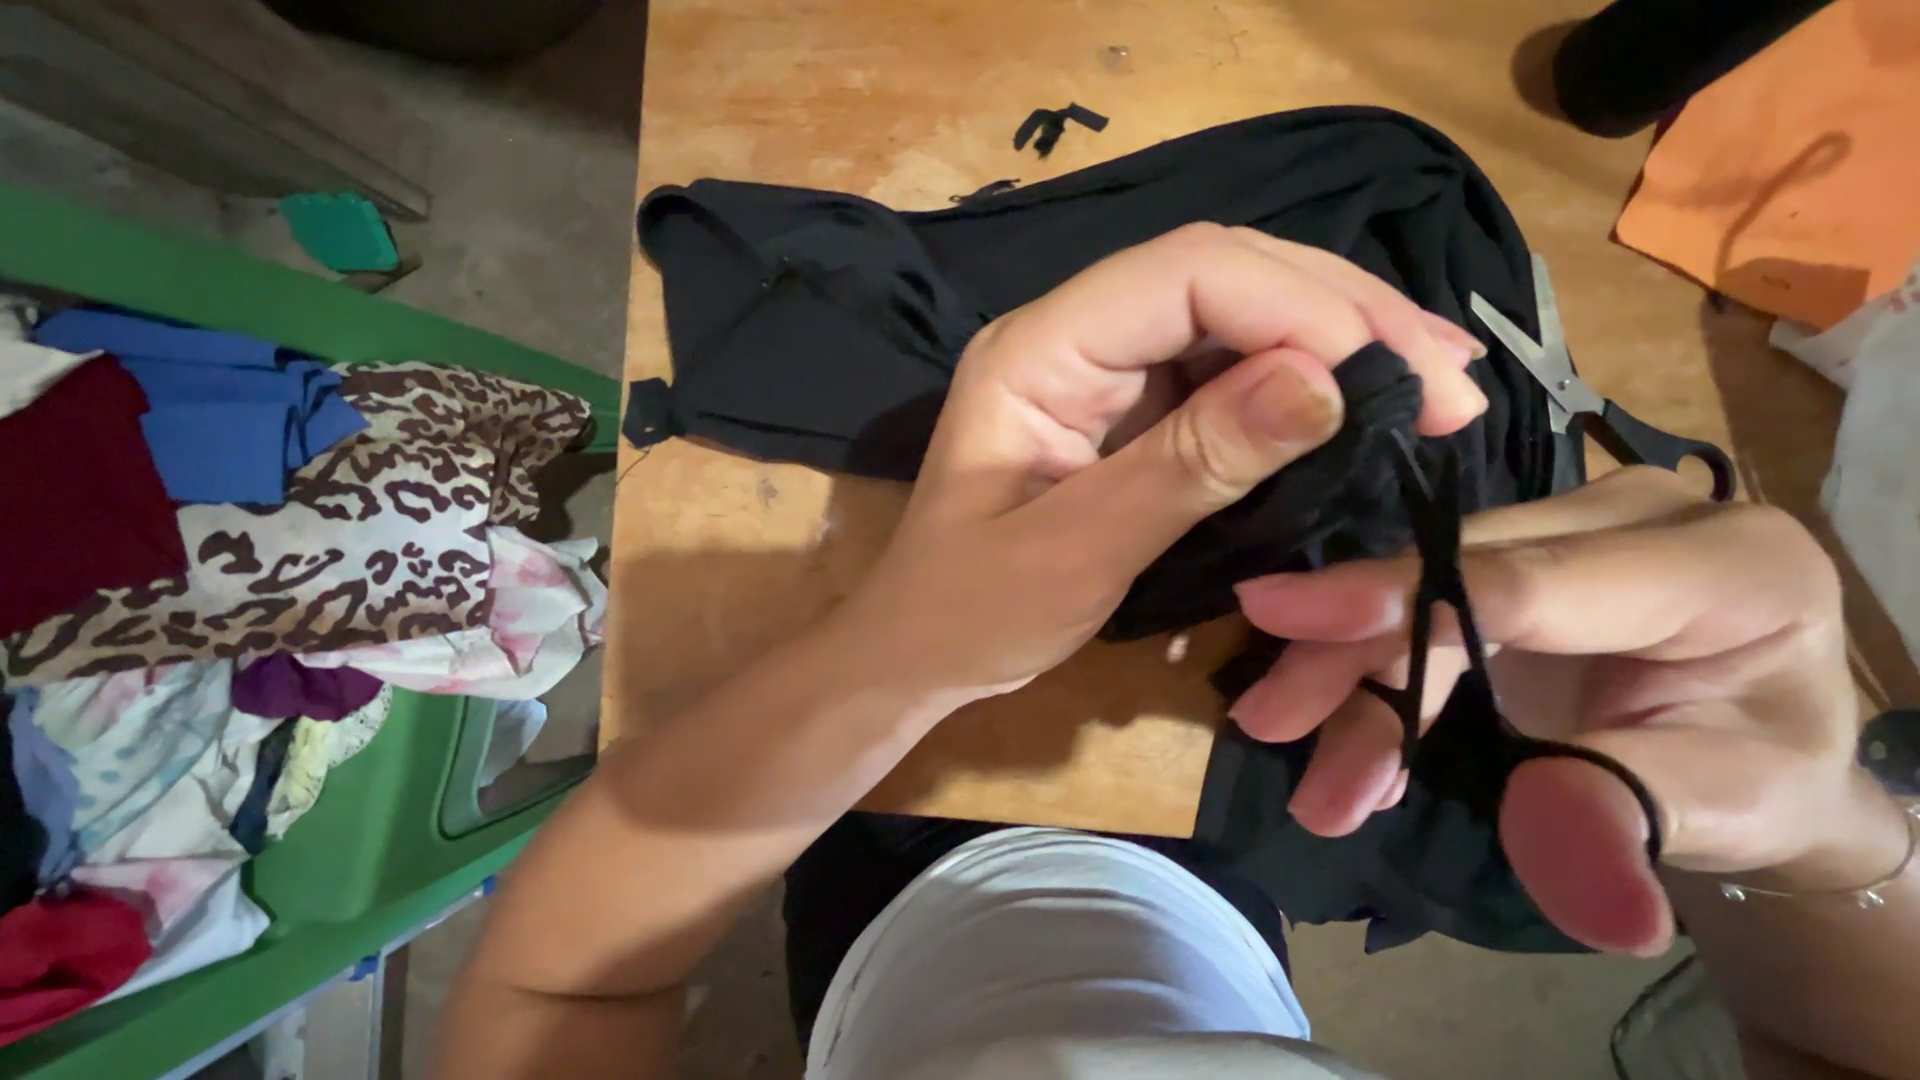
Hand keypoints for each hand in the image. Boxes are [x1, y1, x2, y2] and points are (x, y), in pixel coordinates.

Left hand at [826, 223, 1488, 703]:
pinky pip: (1227, 370)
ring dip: (1339, 338)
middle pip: (1221, 275)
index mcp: (1037, 350)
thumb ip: (1188, 466)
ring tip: (1439, 379)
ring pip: (1236, 314)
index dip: (1296, 307)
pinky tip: (1368, 401)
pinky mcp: (1129, 410)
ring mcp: (1102, 367)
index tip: (1391, 378)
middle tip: (1452, 374)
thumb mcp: (1074, 551)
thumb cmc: (971, 613)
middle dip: (1340, 313)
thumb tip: (1324, 386)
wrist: (922, 648)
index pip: (1182, 274)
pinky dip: (1303, 382)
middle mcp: (1072, 335)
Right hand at [1229, 466, 1886, 954]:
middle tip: (1267, 723)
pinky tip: (1352, 748)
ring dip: (1350, 685)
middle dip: (1348, 658)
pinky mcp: (1495, 557)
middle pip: (1443, 578)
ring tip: (1324, 787)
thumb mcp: (1730, 808)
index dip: (1398, 597)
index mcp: (1719, 563)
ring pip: (1410, 594)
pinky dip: (1368, 685)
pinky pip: (1407, 610)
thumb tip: (1562, 868)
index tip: (1276, 611)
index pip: (1528, 578)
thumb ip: (1636, 817)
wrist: (1738, 745)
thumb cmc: (1752, 771)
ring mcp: (1547, 530)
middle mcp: (1619, 520)